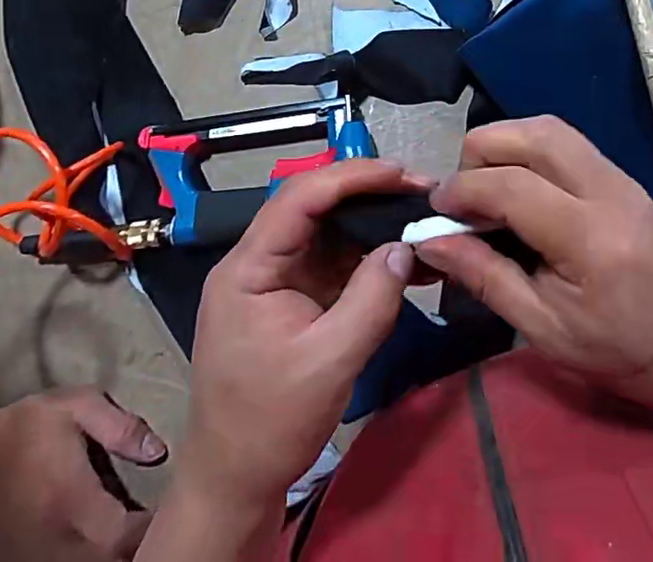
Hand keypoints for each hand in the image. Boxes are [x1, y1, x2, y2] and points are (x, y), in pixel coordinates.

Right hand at [0, 387, 162, 561]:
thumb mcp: (76, 407)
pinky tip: (107, 526)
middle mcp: (66, 546)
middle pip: (120, 559)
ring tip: (142, 517)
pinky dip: (96, 551)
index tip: (178, 501)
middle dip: (146, 540)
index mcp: (81, 508)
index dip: (161, 525)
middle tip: (163, 510)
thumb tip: (159, 449)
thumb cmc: (24, 429)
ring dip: (120, 546)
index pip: (134, 537)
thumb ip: (120, 426)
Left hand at [179, 160, 422, 511]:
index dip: (348, 177)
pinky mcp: (292, 299)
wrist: (235, 480)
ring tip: (416, 215)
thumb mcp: (328, 364)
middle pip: (310, 209)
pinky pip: (331, 264)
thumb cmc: (270, 424)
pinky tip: (401, 257)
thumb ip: (370, 301)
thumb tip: (404, 249)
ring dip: (369, 224)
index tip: (397, 172)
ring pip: (324, 233)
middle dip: (364, 194)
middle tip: (417, 189)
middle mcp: (257, 262)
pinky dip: (365, 258)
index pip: (297, 200)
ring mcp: (275, 280)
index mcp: (248, 267)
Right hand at [413, 116, 652, 410]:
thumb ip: (484, 276)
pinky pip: (560, 139)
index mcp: (594, 241)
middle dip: (480, 154)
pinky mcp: (618, 173)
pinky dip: (523, 150)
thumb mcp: (542, 328)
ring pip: (545, 128)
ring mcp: (620, 176)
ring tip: (486, 188)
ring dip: (502, 146)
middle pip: (532, 136)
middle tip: (465, 198)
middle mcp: (611, 193)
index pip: (513, 187)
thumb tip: (428, 239)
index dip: (463, 189)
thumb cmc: (616, 349)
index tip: (437, 210)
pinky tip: (514, 185)